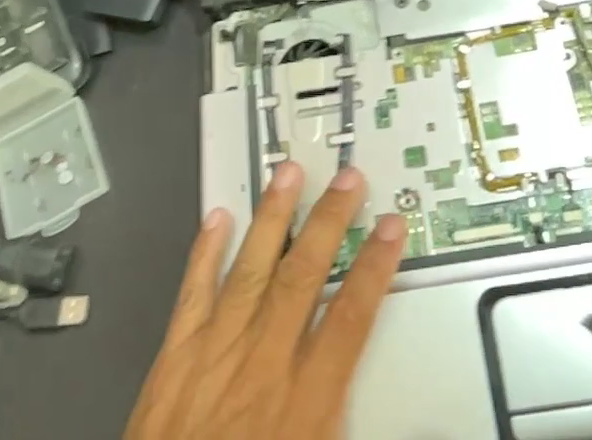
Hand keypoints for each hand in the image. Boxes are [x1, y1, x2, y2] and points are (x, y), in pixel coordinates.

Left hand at [125, 163, 405, 439]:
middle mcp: (263, 362)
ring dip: (273, 219)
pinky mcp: (176, 355)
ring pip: (251, 270)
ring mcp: (216, 351)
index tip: (391, 228)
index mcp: (305, 398)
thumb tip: (415, 419)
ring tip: (289, 174)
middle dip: (329, 222)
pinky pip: (192, 293)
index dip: (375, 266)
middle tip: (348, 180)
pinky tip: (217, 218)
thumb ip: (349, 416)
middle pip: (303, 276)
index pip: (351, 316)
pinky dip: (204, 254)